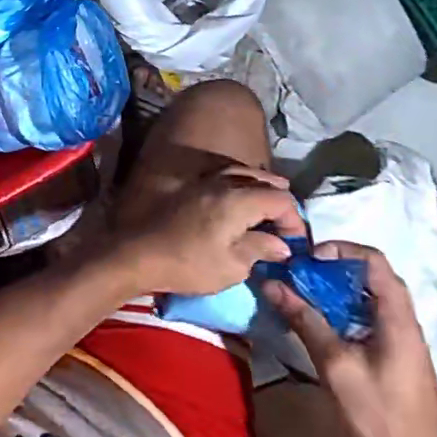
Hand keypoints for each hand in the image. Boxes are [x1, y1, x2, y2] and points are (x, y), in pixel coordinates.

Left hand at [110, 165, 305, 295]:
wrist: (140, 252)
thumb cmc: (189, 263)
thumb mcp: (232, 266)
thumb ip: (259, 249)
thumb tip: (281, 244)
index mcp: (236, 200)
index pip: (279, 199)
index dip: (294, 219)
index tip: (296, 242)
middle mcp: (220, 182)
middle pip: (260, 180)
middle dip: (279, 199)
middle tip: (287, 223)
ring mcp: (201, 180)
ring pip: (238, 171)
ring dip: (258, 184)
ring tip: (270, 201)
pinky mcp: (186, 186)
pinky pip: (219, 172)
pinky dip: (236, 178)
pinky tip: (238, 193)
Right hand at [263, 242, 436, 436]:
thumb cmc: (379, 413)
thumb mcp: (336, 365)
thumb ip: (305, 320)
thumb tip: (271, 283)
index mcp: (398, 320)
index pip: (375, 261)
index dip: (341, 250)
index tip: (310, 259)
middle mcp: (404, 323)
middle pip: (371, 276)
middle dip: (332, 268)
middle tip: (300, 273)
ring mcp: (402, 341)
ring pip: (368, 297)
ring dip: (335, 289)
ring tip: (303, 293)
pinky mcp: (394, 356)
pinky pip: (367, 316)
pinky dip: (342, 309)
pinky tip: (320, 321)